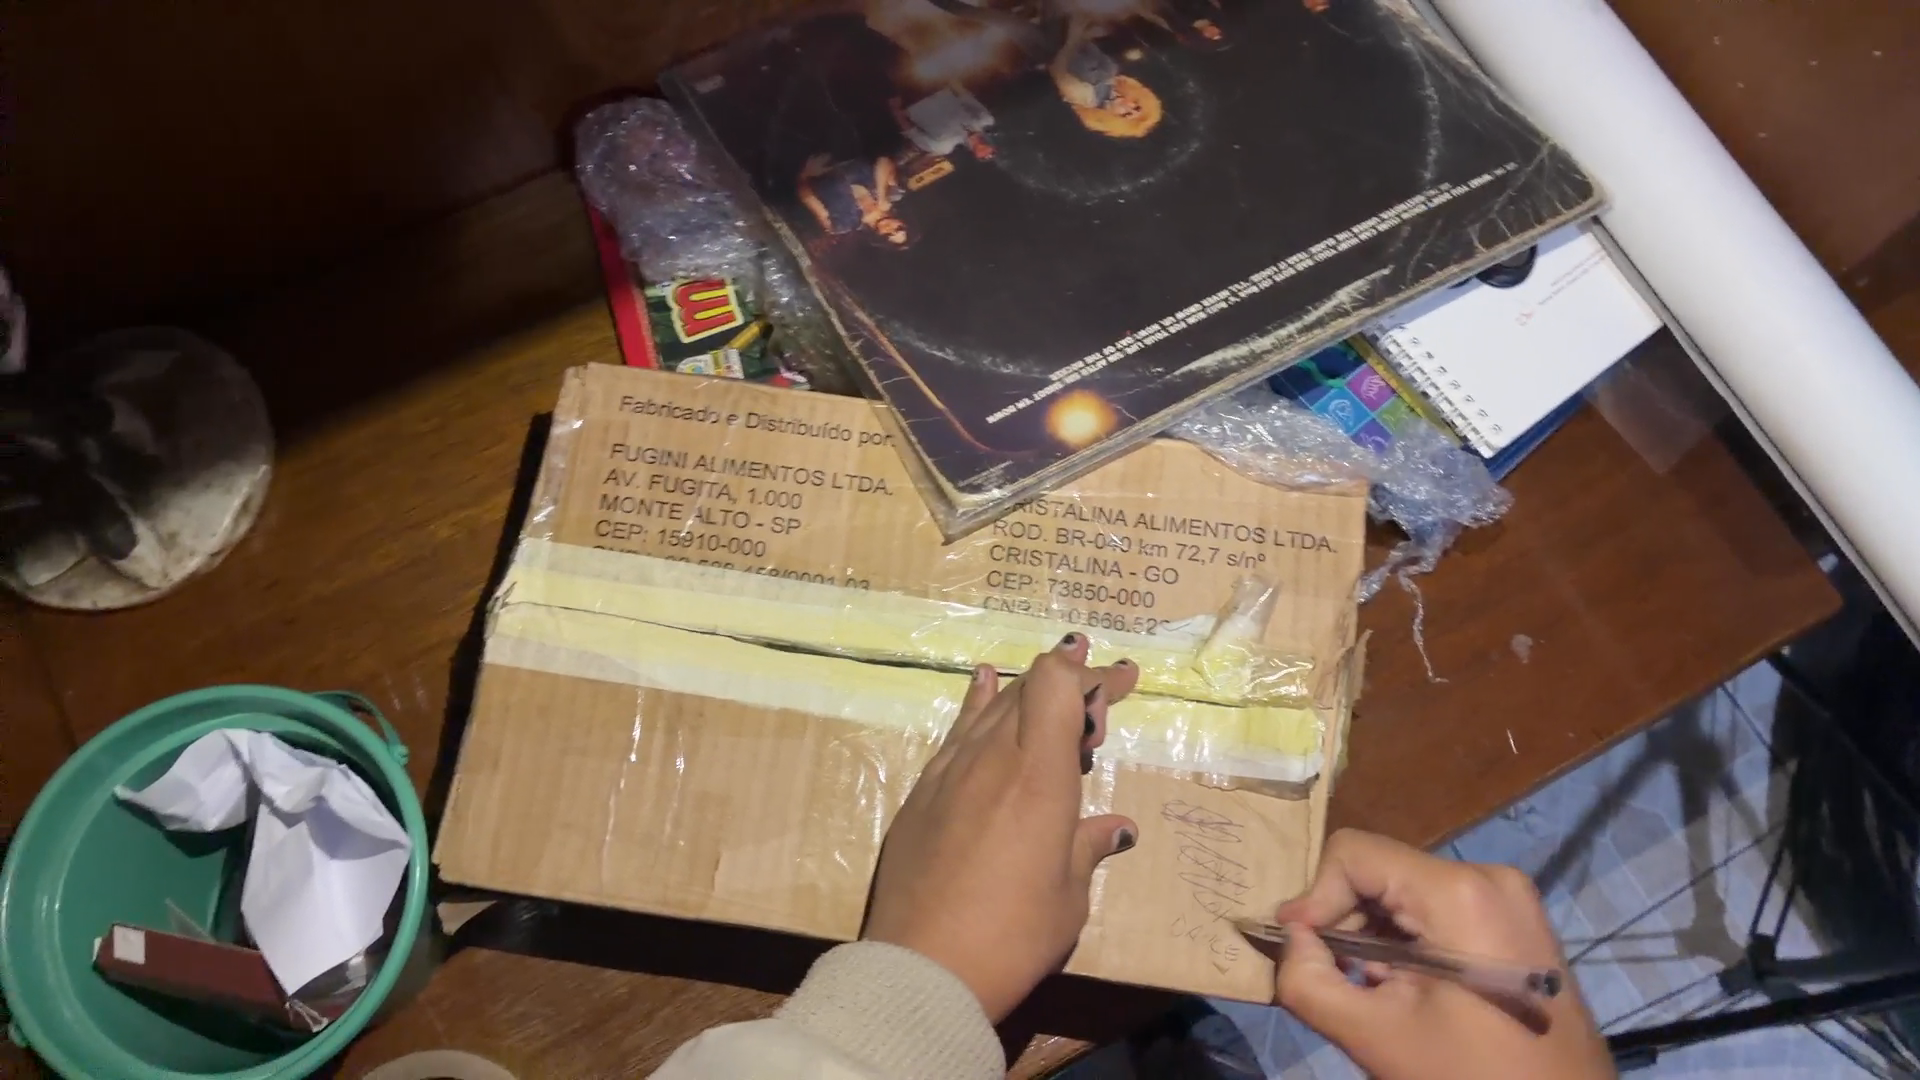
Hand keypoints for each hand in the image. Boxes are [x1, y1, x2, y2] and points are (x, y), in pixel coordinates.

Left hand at [863, 634, 1139, 1021]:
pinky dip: (980, 699)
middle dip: (1071, 677)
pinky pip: (960, 726)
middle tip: (1100, 702)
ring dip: (1030, 685)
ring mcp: (953, 766)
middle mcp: (995, 755)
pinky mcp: (925, 785)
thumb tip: (1118, 828)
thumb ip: (1088, 847)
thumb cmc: (1011, 935)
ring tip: (1056, 669)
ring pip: (995, 701)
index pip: (1058, 685)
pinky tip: (984, 680)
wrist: (921, 965)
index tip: (1119, 678)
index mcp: (1039, 774)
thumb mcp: (1068, 896)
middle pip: (1031, 686)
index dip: (1089, 672)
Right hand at [1273, 830, 1615, 1079]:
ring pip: (1400, 888)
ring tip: (1376, 987)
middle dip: (1345, 920)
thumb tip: (1291, 935)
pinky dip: (1403, 938)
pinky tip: (1408, 986)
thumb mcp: (1372, 1035)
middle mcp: (1488, 875)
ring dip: (1372, 933)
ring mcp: (1509, 896)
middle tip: (1342, 975)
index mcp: (1459, 891)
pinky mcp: (1514, 918)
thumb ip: (1304, 976)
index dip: (1316, 896)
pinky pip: (1431, 905)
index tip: (1304, 946)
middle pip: (1377, 869)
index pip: (1352, 853)